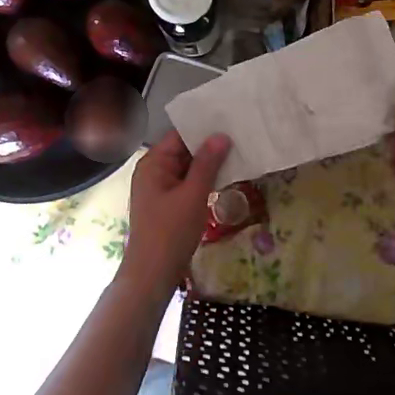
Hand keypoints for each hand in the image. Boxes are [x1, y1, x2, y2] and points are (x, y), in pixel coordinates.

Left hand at [123, 130, 230, 290]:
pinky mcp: (168, 204)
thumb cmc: (170, 232)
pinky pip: (188, 184)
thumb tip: (221, 135)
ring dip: (209, 163)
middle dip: (209, 145)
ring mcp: (160, 188)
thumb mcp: (193, 195)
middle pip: (184, 150)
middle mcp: (154, 171)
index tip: (230, 119)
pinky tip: (227, 177)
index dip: (203, 127)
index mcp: (153, 163)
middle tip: (242, 134)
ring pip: (188, 168)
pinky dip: (205, 180)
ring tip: (240, 152)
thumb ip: (207, 163)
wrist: (152, 274)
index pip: (179, 135)